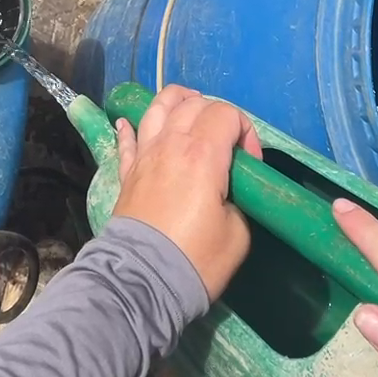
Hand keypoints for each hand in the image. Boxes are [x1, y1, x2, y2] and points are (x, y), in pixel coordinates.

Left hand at [112, 84, 262, 299]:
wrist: (145, 276)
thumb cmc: (197, 256)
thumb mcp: (238, 232)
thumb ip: (237, 197)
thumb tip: (226, 187)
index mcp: (202, 153)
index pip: (226, 114)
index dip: (245, 130)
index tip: (251, 161)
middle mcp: (170, 142)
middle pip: (193, 104)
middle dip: (216, 112)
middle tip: (227, 139)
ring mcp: (144, 152)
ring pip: (157, 107)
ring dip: (176, 100)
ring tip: (189, 104)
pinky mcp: (127, 169)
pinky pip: (127, 138)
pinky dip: (129, 127)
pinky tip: (127, 124)